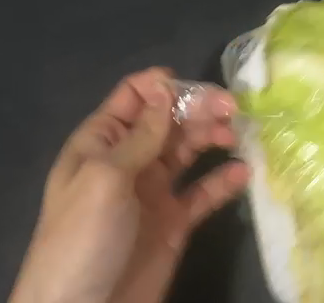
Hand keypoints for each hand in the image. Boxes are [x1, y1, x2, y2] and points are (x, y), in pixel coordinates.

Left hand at [9, 68, 249, 302]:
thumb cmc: (81, 239)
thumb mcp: (104, 178)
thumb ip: (139, 134)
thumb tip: (163, 84)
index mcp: (102, 141)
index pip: (134, 96)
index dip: (163, 85)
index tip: (194, 88)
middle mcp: (129, 159)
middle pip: (168, 119)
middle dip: (198, 107)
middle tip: (231, 108)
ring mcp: (152, 192)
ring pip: (188, 149)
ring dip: (212, 136)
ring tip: (236, 134)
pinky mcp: (173, 225)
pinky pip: (202, 193)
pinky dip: (222, 181)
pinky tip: (242, 172)